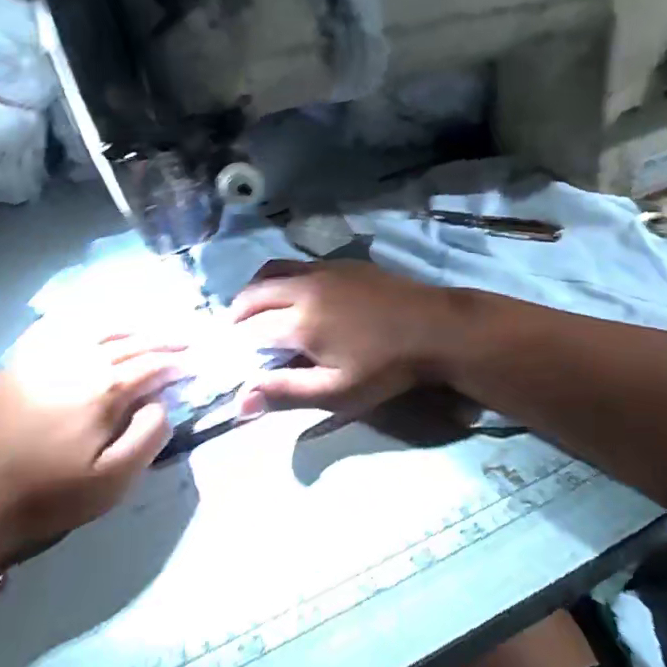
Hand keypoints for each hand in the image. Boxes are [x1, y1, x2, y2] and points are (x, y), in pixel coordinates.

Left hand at [0, 330, 184, 563]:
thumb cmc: (47, 495)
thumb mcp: (112, 481)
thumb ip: (148, 436)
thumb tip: (161, 402)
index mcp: (103, 389)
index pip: (151, 366)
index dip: (176, 364)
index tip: (195, 362)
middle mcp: (77, 361)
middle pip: (127, 342)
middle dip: (159, 339)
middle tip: (183, 337)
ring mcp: (43, 358)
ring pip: (95, 331)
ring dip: (127, 327)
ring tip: (146, 328)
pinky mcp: (18, 364)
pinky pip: (61, 332)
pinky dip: (88, 327)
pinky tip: (94, 330)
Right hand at [230, 260, 457, 417]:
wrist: (437, 328)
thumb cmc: (386, 368)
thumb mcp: (337, 392)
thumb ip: (286, 393)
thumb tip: (239, 403)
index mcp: (298, 321)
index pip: (248, 330)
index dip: (234, 344)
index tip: (229, 357)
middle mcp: (302, 288)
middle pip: (253, 293)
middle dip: (237, 314)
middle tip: (236, 334)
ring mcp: (322, 269)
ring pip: (271, 271)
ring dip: (255, 291)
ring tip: (256, 311)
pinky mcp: (341, 262)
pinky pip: (296, 264)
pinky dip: (280, 278)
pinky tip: (293, 296)